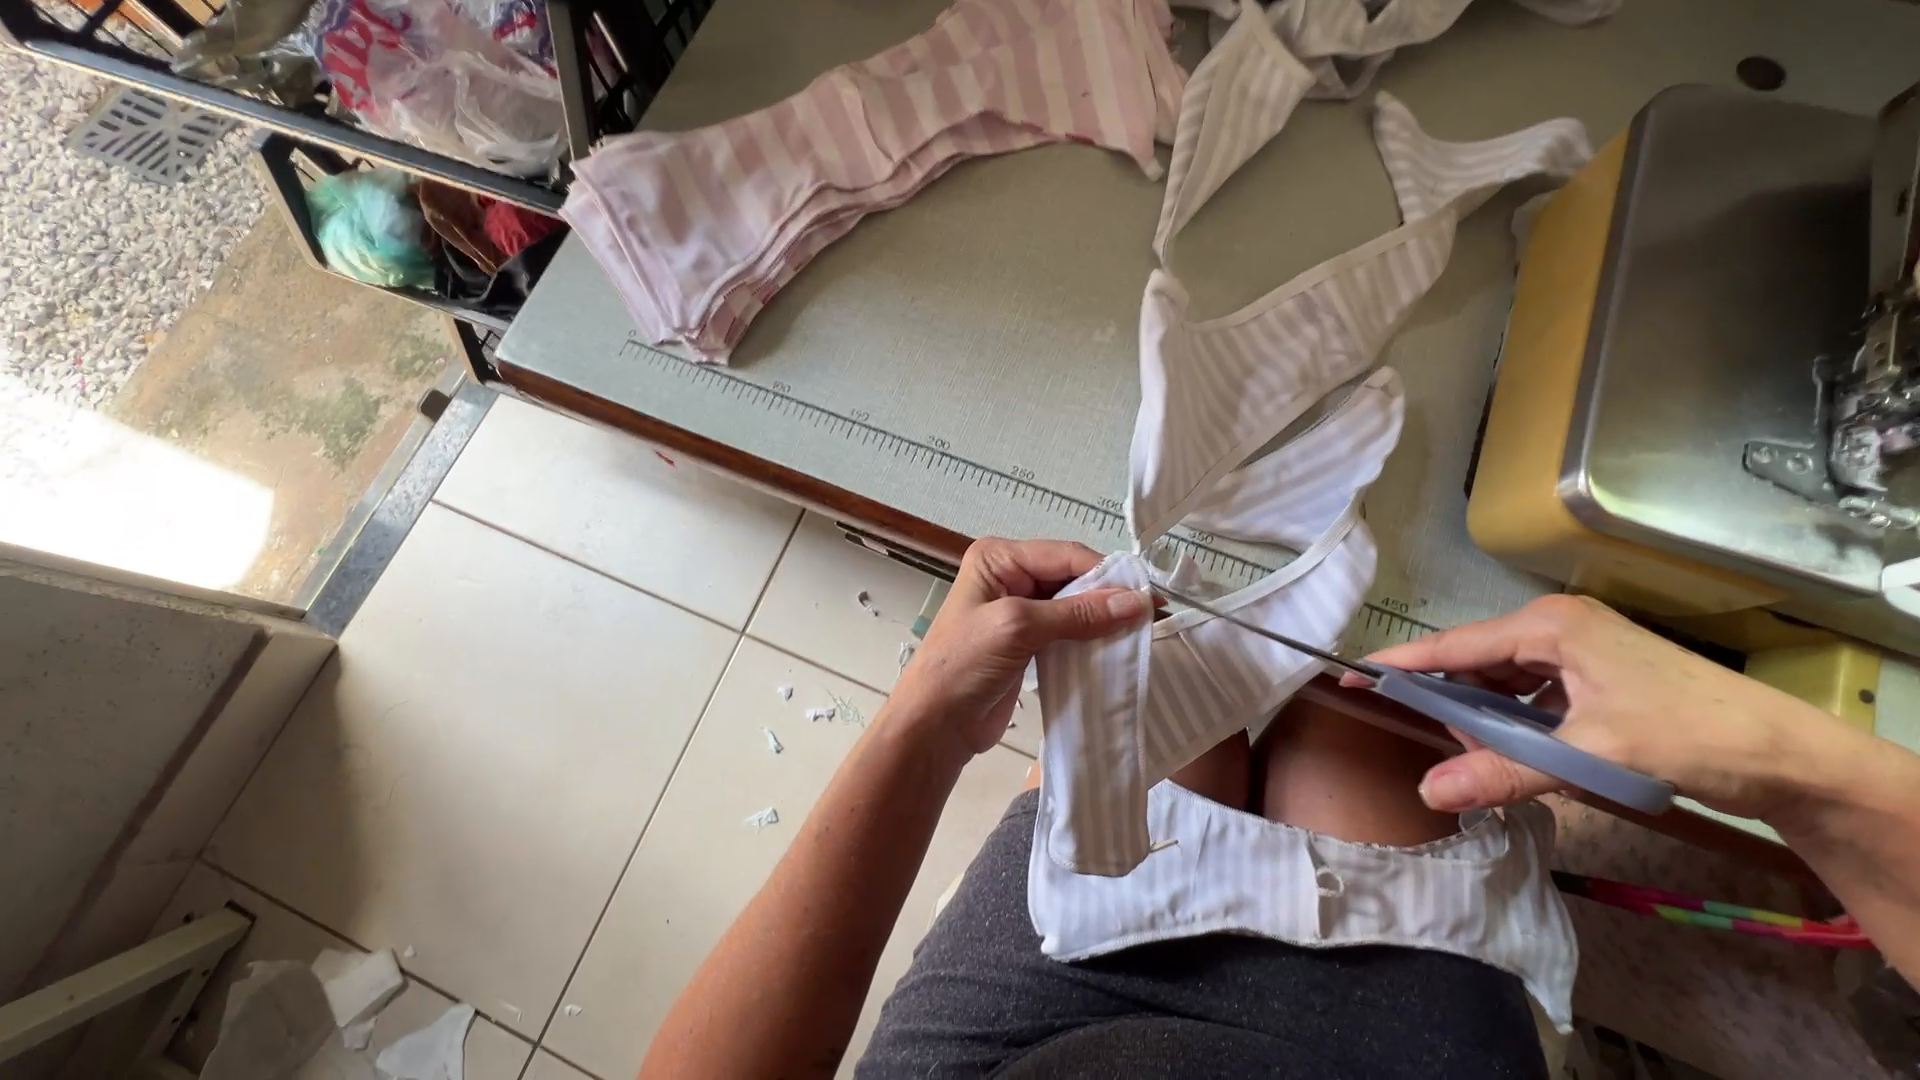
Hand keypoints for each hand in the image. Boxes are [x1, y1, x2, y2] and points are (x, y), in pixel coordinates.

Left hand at [888, 538, 1150, 757]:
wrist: (935, 725)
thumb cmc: (963, 665)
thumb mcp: (1018, 628)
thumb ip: (1077, 614)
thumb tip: (1136, 602)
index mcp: (998, 558)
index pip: (1064, 554)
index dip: (1107, 573)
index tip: (1147, 595)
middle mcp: (1009, 576)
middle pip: (1072, 577)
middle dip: (1107, 595)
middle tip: (1149, 614)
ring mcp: (1020, 610)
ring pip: (1074, 605)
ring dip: (1103, 618)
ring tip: (1140, 632)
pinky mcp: (1029, 642)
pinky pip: (1069, 631)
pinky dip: (1091, 638)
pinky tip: (1115, 647)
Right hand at [1362, 594, 1849, 819]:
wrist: (1795, 758)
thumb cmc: (1691, 736)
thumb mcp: (1590, 755)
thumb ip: (1503, 773)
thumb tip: (1428, 793)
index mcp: (1547, 626)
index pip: (1452, 645)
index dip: (1397, 662)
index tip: (1348, 673)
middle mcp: (1554, 627)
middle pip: (1473, 660)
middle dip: (1449, 700)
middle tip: (1434, 739)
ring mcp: (1575, 648)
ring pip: (1499, 678)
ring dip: (1483, 714)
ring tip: (1478, 750)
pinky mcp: (1591, 672)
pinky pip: (1527, 690)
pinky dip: (1511, 719)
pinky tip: (1513, 746)